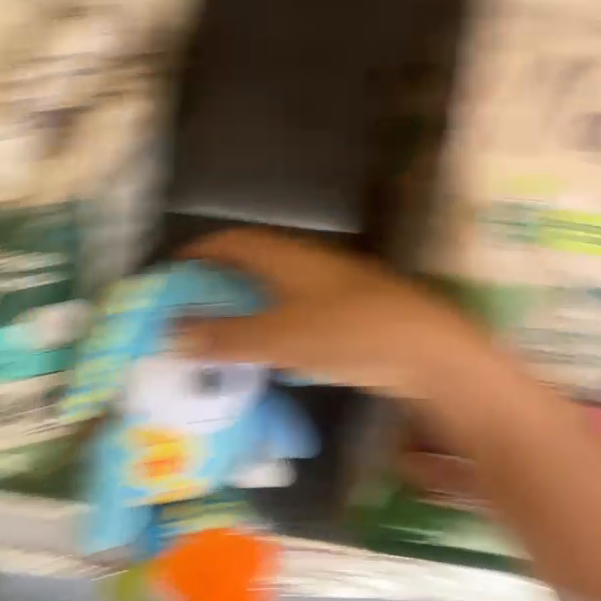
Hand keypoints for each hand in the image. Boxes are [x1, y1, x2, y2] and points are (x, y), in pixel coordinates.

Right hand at [173, 228, 487, 401]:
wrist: (430, 352)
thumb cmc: (349, 333)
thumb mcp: (279, 338)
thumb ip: (226, 337)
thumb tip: (173, 333)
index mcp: (287, 257)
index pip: (232, 242)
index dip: (198, 252)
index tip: (170, 273)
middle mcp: (308, 265)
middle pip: (252, 265)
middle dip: (218, 284)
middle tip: (187, 312)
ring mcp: (332, 290)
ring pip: (277, 293)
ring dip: (246, 310)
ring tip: (217, 338)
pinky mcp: (351, 318)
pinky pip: (297, 317)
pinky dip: (273, 331)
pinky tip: (267, 359)